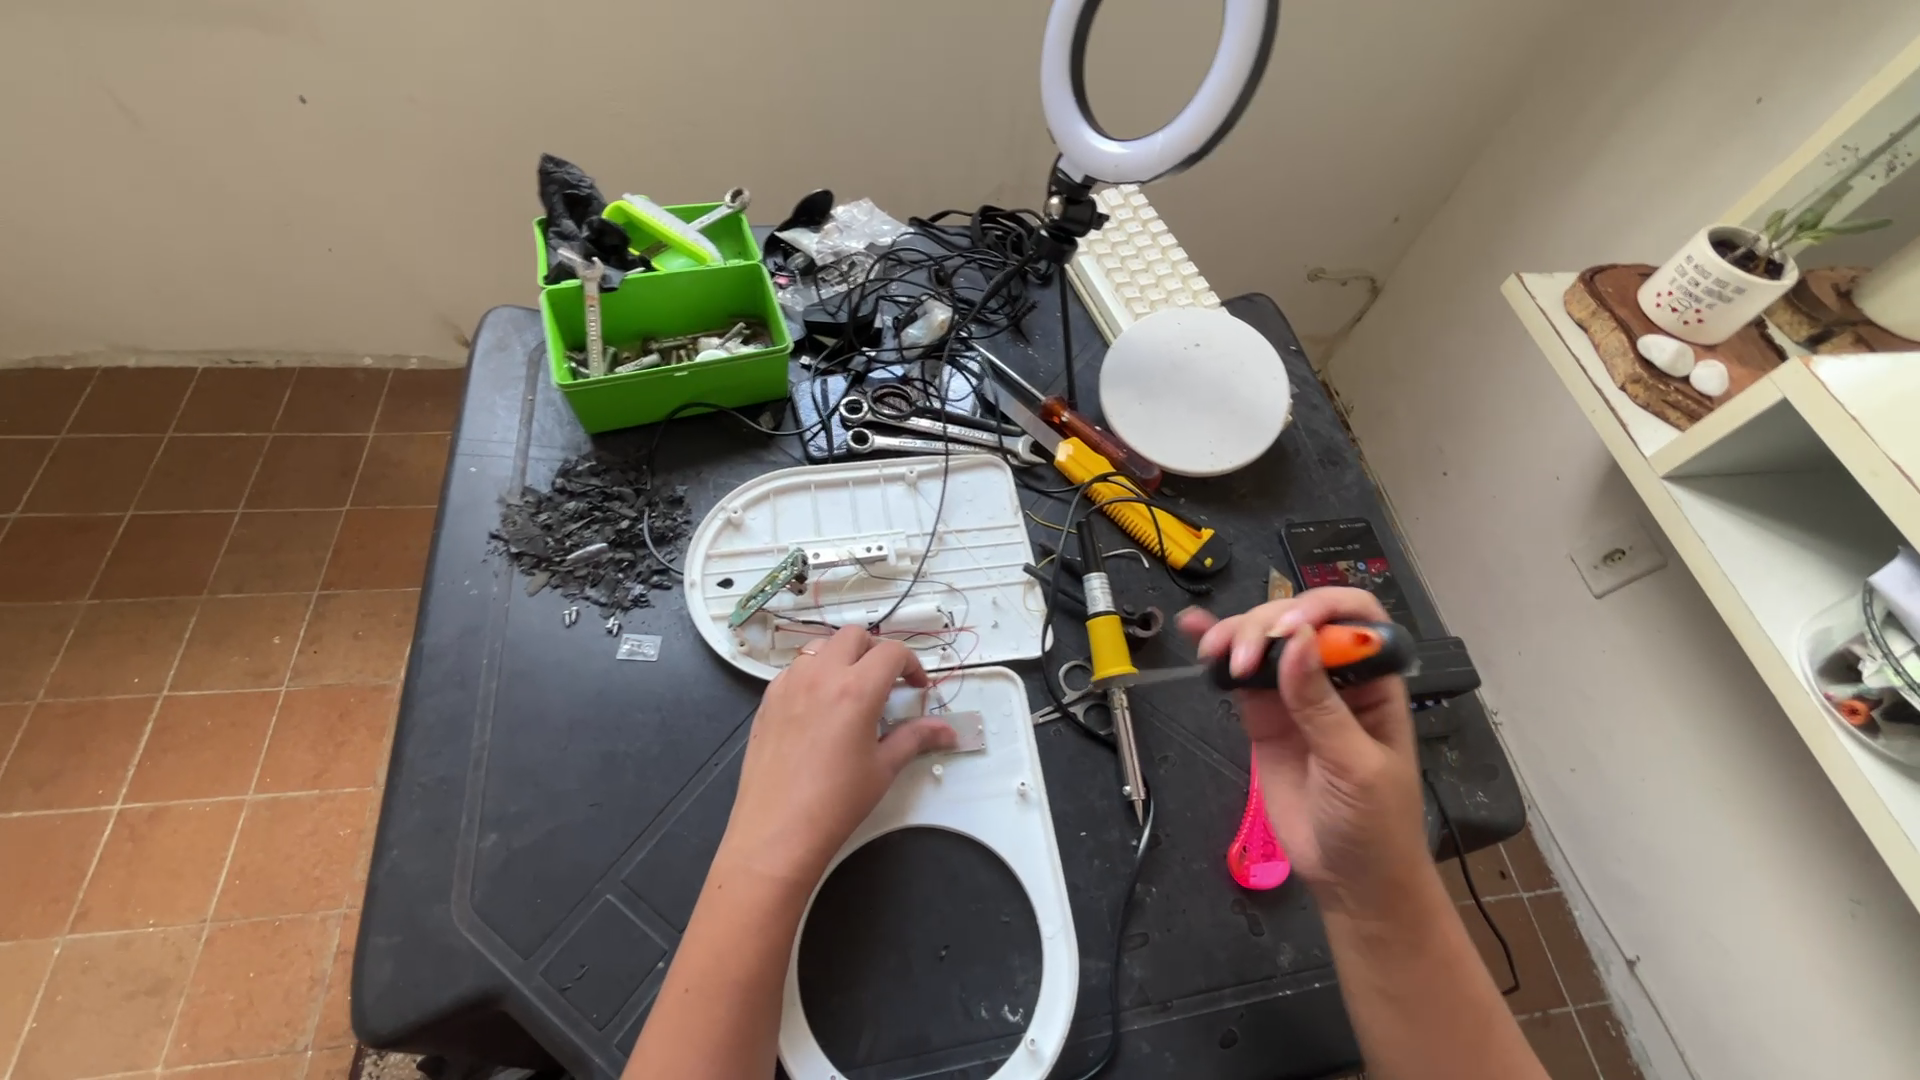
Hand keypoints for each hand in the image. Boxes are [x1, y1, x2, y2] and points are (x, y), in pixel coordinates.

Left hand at [720, 627, 956, 886]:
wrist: (777, 831)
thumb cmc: (836, 802)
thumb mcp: (883, 768)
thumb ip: (916, 738)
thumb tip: (947, 731)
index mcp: (856, 689)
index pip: (892, 652)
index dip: (911, 665)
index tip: (915, 688)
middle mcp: (821, 676)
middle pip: (854, 636)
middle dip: (876, 651)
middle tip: (885, 681)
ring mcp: (789, 684)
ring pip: (820, 646)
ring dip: (842, 657)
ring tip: (851, 689)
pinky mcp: (768, 700)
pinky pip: (794, 669)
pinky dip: (813, 673)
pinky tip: (818, 706)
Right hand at [1179, 588, 1430, 915]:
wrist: (1350, 880)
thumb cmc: (1376, 825)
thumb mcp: (1356, 767)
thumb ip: (1322, 705)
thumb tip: (1297, 641)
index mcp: (1375, 681)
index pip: (1354, 619)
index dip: (1322, 609)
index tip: (1288, 628)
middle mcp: (1334, 678)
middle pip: (1297, 624)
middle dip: (1266, 627)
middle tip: (1242, 659)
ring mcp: (1293, 696)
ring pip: (1263, 643)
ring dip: (1235, 635)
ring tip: (1213, 652)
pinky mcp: (1261, 716)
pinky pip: (1239, 676)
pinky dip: (1217, 652)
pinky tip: (1194, 629)